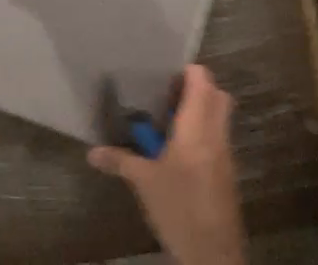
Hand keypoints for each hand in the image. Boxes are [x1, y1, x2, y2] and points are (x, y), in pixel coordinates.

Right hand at [87, 65, 247, 264]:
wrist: (213, 255)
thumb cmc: (178, 207)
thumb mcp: (144, 182)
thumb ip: (119, 161)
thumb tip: (91, 152)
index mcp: (197, 128)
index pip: (203, 81)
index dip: (187, 71)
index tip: (164, 72)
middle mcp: (216, 135)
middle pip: (218, 96)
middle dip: (197, 88)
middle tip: (167, 94)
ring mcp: (225, 156)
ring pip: (220, 118)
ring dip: (200, 111)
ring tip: (167, 119)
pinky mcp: (227, 174)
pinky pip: (218, 139)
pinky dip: (202, 133)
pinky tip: (177, 150)